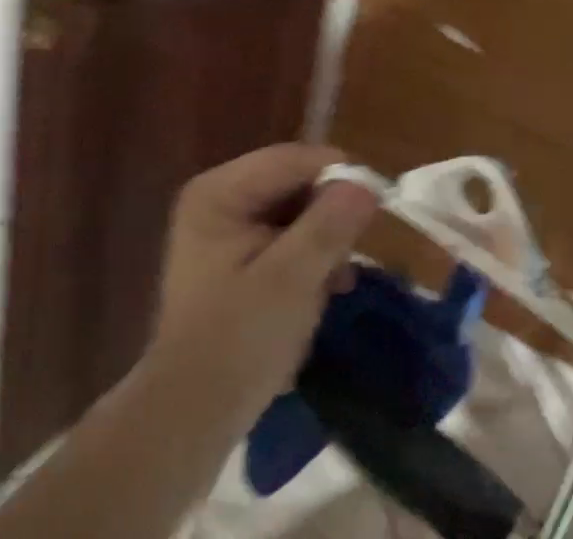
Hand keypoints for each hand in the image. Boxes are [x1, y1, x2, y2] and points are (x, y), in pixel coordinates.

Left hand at [147, 143, 380, 431]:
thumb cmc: (239, 340)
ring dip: (326, 240)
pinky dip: (312, 257)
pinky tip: (327, 288)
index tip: (377, 207)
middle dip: (331, 215)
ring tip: (337, 280)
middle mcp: (220, 199)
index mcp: (220, 193)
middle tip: (350, 256)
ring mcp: (228, 230)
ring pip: (298, 211)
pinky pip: (289, 238)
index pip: (295, 160)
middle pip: (296, 183)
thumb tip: (367, 184)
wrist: (195, 412)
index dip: (340, 177)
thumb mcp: (292, 279)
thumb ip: (329, 226)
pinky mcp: (239, 258)